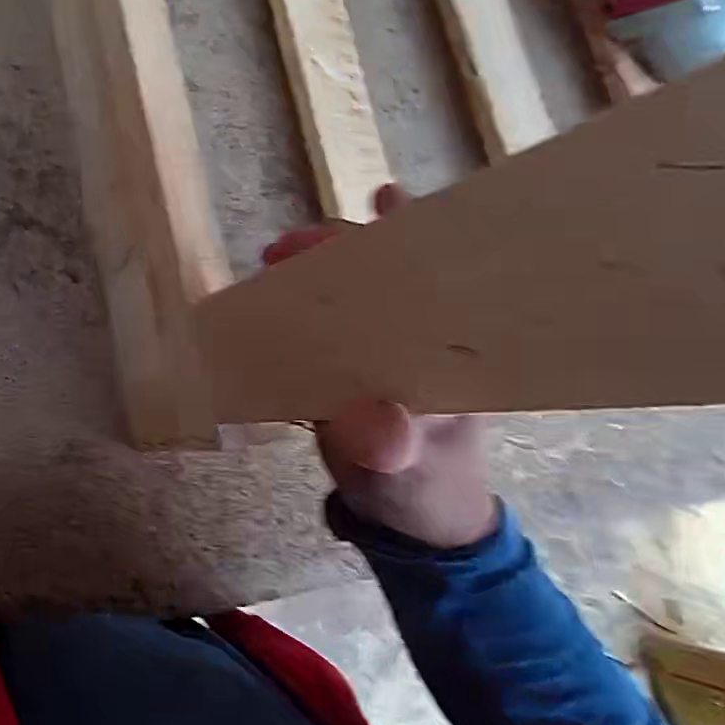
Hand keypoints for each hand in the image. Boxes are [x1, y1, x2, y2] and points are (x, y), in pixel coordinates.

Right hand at [265, 185, 498, 548]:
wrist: (410, 523)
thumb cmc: (419, 489)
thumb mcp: (403, 472)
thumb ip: (388, 448)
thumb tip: (374, 433)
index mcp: (448, 348)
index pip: (437, 273)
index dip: (411, 233)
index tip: (383, 201)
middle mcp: (418, 336)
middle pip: (386, 272)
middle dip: (344, 246)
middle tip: (289, 247)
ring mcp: (382, 348)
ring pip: (352, 292)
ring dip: (315, 266)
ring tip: (276, 256)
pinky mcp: (350, 366)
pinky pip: (324, 323)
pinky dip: (299, 300)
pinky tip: (277, 278)